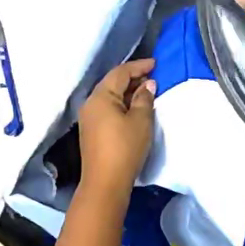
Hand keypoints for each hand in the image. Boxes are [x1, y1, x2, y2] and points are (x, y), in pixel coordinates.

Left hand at [77, 58, 156, 191]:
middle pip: (112, 83)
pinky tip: (134, 110)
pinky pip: (107, 109)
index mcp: (101, 97)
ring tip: (147, 93)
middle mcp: (90, 103)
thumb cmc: (125, 148)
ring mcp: (89, 118)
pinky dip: (121, 105)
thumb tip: (147, 85)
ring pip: (109, 97)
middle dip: (132, 79)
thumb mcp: (141, 121)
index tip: (155, 63)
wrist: (105, 182)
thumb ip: (145, 99)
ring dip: (127, 93)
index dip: (138, 66)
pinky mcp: (91, 131)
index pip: (120, 73)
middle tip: (153, 78)